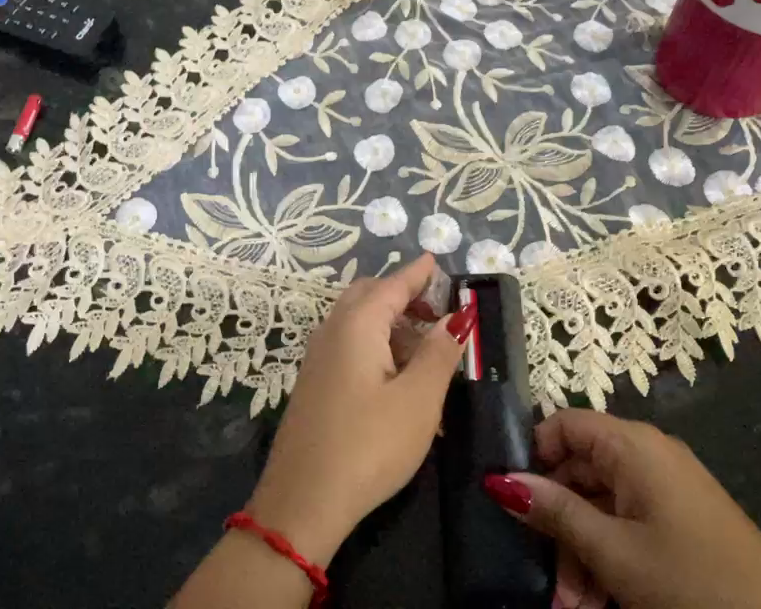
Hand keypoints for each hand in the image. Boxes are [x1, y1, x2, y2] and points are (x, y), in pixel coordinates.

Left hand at [245, 254, 474, 564]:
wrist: (303, 499)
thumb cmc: (369, 445)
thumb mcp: (418, 400)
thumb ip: (439, 353)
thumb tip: (456, 318)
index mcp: (357, 324)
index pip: (391, 285)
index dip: (417, 274)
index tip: (436, 261)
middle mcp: (332, 330)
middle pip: (369, 297)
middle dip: (403, 297)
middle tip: (438, 313)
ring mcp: (318, 358)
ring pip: (358, 324)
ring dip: (393, 328)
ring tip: (429, 356)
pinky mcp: (315, 384)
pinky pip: (349, 348)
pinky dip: (377, 350)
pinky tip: (399, 383)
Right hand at [483, 409, 760, 608]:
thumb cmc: (690, 581)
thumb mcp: (612, 551)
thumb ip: (554, 512)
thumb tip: (499, 480)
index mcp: (632, 446)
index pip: (563, 425)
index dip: (532, 456)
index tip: (511, 501)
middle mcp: (649, 456)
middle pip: (579, 472)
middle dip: (557, 525)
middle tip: (547, 580)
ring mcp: (668, 490)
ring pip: (601, 506)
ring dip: (580, 554)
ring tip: (575, 607)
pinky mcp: (683, 522)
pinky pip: (628, 526)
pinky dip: (608, 559)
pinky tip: (599, 603)